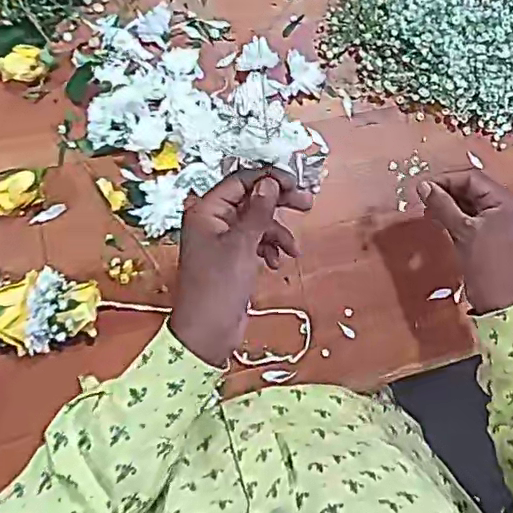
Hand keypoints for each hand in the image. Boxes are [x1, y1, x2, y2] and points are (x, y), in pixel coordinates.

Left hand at [171, 169, 312, 365]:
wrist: (207, 333)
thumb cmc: (218, 287)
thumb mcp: (242, 244)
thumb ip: (258, 210)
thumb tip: (270, 182)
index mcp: (206, 211)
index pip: (241, 181)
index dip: (268, 179)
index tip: (294, 184)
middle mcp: (213, 220)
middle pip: (252, 198)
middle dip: (279, 203)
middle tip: (306, 203)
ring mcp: (223, 239)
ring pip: (258, 221)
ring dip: (278, 232)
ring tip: (293, 248)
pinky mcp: (232, 256)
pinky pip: (256, 240)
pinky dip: (269, 247)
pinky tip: (275, 262)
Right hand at [415, 170, 512, 313]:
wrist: (498, 300)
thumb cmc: (485, 262)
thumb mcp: (463, 230)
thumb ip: (443, 205)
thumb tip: (423, 186)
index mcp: (502, 199)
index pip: (471, 178)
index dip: (446, 179)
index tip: (423, 187)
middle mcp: (501, 204)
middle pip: (470, 187)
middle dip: (446, 190)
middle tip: (422, 197)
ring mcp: (495, 219)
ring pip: (467, 201)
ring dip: (447, 202)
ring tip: (427, 208)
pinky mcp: (487, 232)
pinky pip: (468, 215)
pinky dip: (453, 214)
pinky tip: (437, 217)